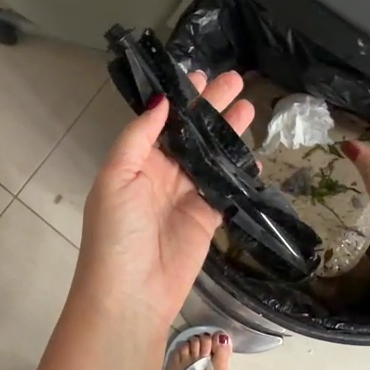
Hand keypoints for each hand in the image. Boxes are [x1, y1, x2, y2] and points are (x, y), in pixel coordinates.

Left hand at [78, 70, 253, 325]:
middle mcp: (161, 175)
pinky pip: (225, 189)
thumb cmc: (115, 232)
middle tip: (235, 80)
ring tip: (250, 106)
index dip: (182, 99)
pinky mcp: (207, 219)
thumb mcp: (116, 177)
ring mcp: (185, 197)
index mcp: (136, 162)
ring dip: (229, 133)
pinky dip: (240, 172)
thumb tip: (161, 101)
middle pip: (192, 134)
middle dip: (212, 107)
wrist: (130, 295)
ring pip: (211, 157)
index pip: (163, 121)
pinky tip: (254, 154)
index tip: (200, 74)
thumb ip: (139, 138)